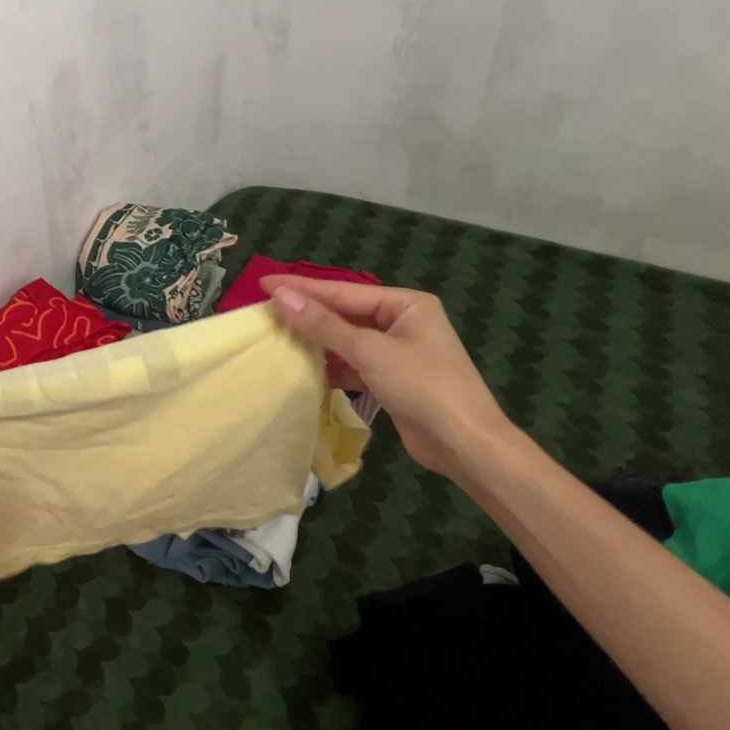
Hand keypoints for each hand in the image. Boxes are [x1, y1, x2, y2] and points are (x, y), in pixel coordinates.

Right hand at [262, 276, 513, 478]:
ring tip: (276, 335)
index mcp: (405, 304)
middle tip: (263, 310)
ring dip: (315, 340)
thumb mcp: (370, 352)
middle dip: (306, 313)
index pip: (342, 291)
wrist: (466, 446)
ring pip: (345, 338)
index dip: (301, 288)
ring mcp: (397, 351)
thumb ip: (323, 325)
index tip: (263, 283)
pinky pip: (351, 362)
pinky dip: (330, 365)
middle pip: (343, 312)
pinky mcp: (390, 378)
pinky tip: (303, 367)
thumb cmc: (425, 388)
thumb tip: (280, 296)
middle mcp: (401, 321)